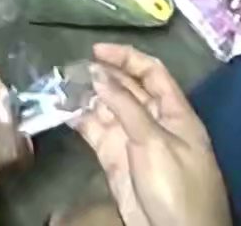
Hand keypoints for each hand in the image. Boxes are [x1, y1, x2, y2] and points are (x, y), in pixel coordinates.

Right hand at [71, 45, 231, 225]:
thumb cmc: (177, 190)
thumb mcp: (154, 143)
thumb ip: (125, 105)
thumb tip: (97, 73)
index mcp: (174, 113)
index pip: (151, 72)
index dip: (125, 57)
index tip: (96, 51)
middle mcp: (154, 121)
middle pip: (127, 87)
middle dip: (102, 75)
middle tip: (73, 68)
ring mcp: (134, 141)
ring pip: (109, 107)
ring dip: (88, 95)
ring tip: (63, 85)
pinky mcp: (117, 160)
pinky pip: (97, 131)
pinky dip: (81, 119)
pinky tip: (63, 109)